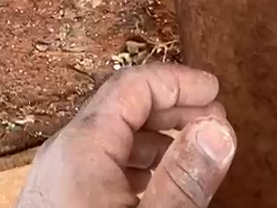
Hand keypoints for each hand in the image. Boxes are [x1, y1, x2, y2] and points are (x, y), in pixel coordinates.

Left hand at [14, 64, 235, 207]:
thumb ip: (185, 179)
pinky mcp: (58, 203)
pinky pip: (101, 166)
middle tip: (215, 123)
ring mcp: (58, 178)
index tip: (215, 91)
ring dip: (157, 138)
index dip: (177, 81)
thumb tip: (219, 129)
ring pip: (113, 138)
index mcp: (83, 143)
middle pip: (123, 106)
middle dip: (172, 108)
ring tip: (196, 155)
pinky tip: (160, 189)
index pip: (134, 85)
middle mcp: (65, 151)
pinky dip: (137, 165)